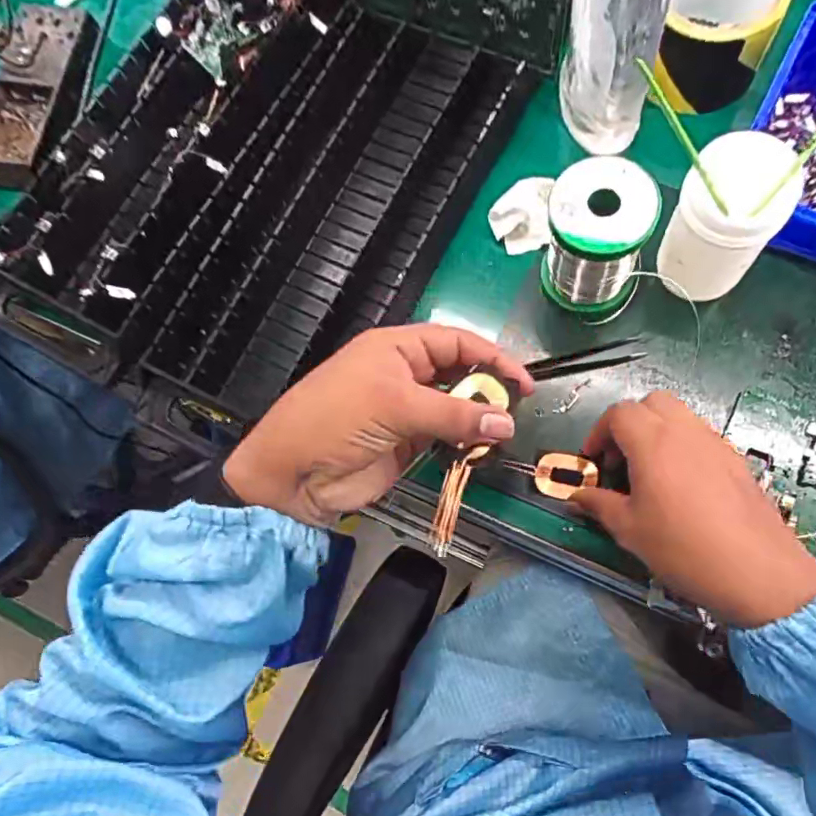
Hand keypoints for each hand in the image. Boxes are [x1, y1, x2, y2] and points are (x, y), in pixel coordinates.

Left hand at [224, 325, 535, 527]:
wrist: (292, 473)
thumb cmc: (333, 420)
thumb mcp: (393, 406)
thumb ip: (452, 414)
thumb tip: (505, 422)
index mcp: (396, 349)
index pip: (455, 343)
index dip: (491, 357)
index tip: (522, 381)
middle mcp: (404, 376)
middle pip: (459, 375)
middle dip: (487, 390)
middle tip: (512, 412)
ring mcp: (406, 413)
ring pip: (455, 410)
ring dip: (478, 421)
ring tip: (501, 434)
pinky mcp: (406, 446)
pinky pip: (444, 440)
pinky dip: (464, 445)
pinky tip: (479, 450)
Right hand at [572, 392, 815, 627]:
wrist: (757, 572)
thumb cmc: (684, 549)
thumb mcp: (629, 530)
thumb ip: (599, 505)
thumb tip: (579, 498)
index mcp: (655, 443)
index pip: (619, 413)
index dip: (598, 433)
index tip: (594, 463)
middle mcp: (688, 433)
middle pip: (651, 404)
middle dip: (628, 425)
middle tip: (618, 461)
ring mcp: (717, 445)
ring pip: (680, 417)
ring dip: (655, 435)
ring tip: (646, 476)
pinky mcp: (736, 462)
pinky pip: (701, 438)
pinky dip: (680, 449)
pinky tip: (677, 489)